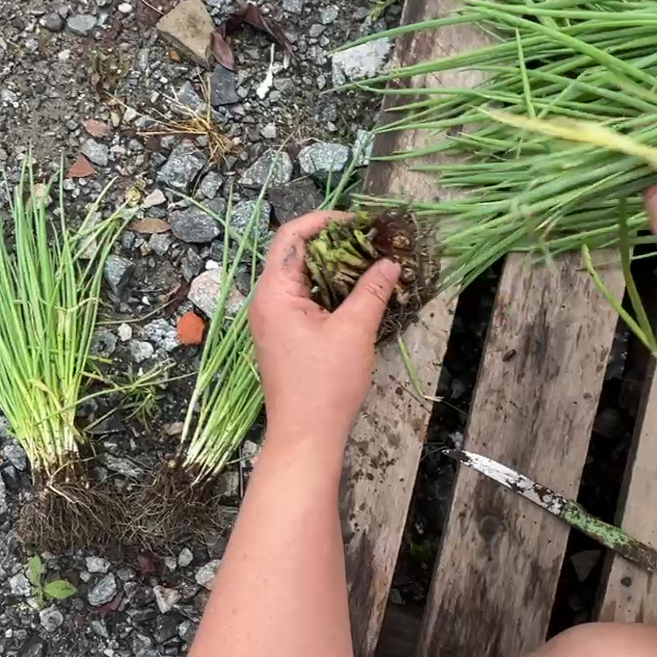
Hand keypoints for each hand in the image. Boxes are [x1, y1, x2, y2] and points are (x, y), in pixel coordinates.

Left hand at [250, 211, 400, 453]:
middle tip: (371, 243)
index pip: (292, 236)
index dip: (325, 220)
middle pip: (296, 254)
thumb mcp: (354, 332)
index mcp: (274, 293)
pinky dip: (329, 292)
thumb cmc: (325, 385)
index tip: (359, 222)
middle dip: (335, 244)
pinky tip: (358, 294)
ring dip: (335, 269)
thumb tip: (390, 262)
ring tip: (370, 265)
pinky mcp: (284, 337)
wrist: (305, 436)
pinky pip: (305, 301)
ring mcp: (273, 321)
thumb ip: (372, 291)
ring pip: (303, 279)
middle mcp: (267, 302)